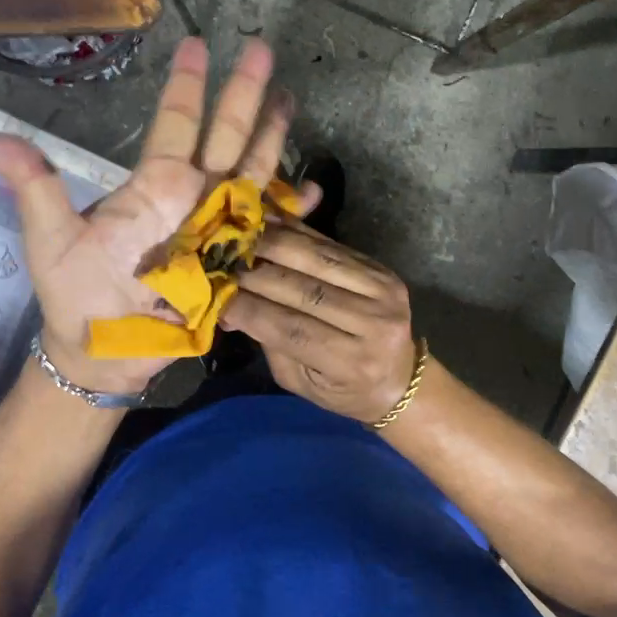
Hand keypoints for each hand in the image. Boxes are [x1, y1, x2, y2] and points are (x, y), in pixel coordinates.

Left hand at [0, 37, 294, 393]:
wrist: (102, 349)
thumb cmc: (74, 294)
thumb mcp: (50, 238)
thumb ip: (34, 186)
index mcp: (152, 187)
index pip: (175, 125)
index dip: (187, 87)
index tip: (197, 46)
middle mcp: (190, 199)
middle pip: (224, 138)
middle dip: (244, 96)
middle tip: (262, 49)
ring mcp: (215, 230)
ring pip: (251, 174)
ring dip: (272, 139)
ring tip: (289, 99)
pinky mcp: (232, 264)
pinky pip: (266, 233)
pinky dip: (290, 214)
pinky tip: (311, 193)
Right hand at [221, 222, 418, 423]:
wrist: (402, 379)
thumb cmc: (344, 391)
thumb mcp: (301, 382)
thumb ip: (269, 344)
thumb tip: (228, 307)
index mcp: (352, 363)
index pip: (291, 329)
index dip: (248, 308)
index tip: (214, 295)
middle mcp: (373, 325)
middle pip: (302, 289)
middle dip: (254, 273)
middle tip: (219, 261)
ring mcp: (383, 292)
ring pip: (316, 259)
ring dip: (272, 244)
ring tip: (239, 238)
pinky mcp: (382, 270)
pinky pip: (332, 246)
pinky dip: (297, 234)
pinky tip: (268, 225)